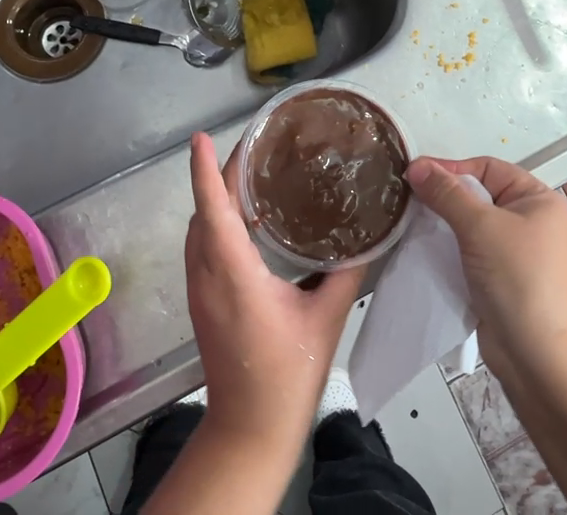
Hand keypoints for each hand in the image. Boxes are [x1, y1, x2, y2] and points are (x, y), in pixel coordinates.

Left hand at [183, 132, 364, 444]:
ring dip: (215, 199)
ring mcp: (200, 290)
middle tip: (252, 149)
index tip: (200, 138)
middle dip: (217, 175)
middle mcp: (207, 275)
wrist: (250, 428)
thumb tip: (368, 236)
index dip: (206, 169)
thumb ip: (346, 273)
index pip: (213, 208)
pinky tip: (248, 222)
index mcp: (233, 273)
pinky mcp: (202, 302)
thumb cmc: (287, 374)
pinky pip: (202, 248)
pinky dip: (216, 223)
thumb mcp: (326, 318)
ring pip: (198, 231)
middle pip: (202, 212)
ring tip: (250, 176)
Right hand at [404, 156, 566, 368]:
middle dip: (443, 196)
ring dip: (441, 223)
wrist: (536, 353)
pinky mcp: (498, 278)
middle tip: (406, 198)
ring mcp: (514, 252)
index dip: (452, 168)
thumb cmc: (517, 278)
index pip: (488, 168)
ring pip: (469, 225)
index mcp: (538, 199)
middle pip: (477, 194)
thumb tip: (417, 166)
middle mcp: (529, 220)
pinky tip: (421, 248)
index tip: (413, 175)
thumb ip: (447, 194)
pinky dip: (447, 248)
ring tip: (408, 221)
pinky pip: (467, 251)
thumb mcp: (480, 226)